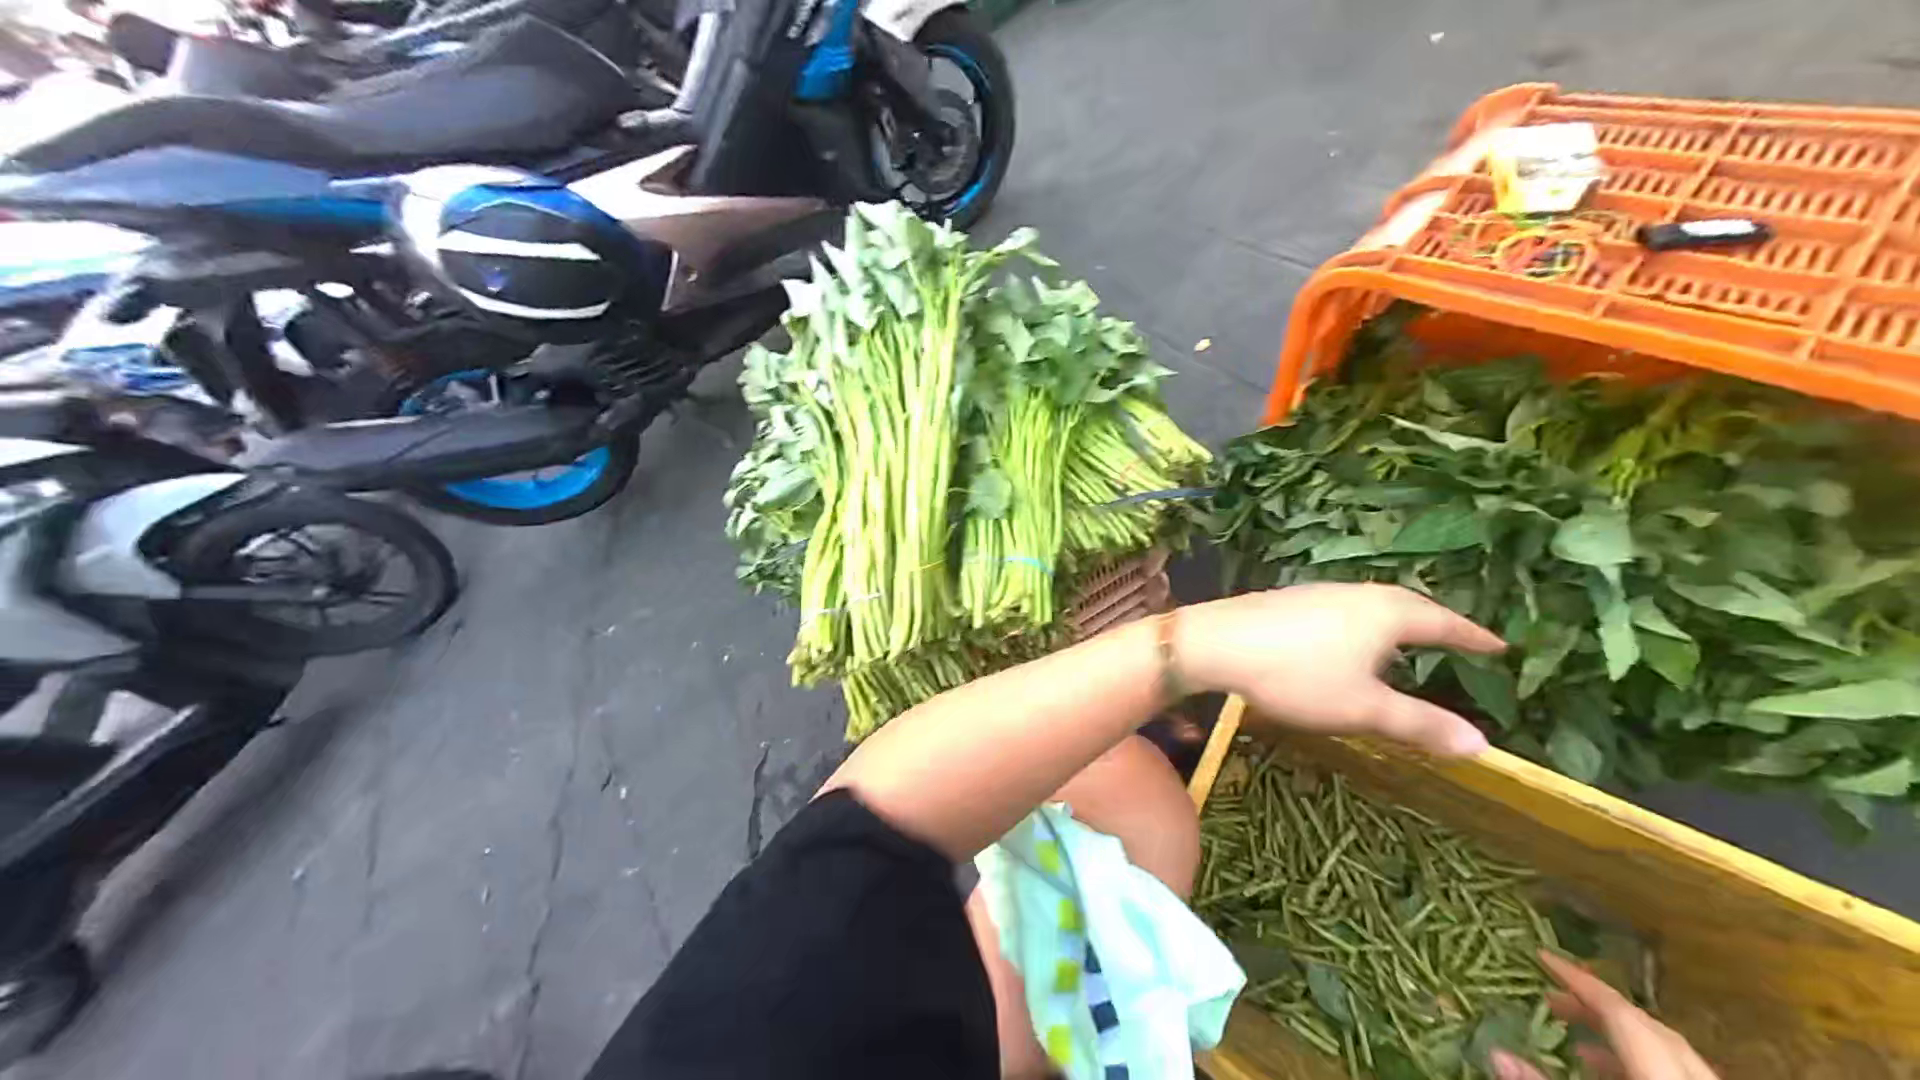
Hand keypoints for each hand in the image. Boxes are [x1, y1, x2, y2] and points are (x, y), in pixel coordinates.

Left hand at [1173, 583, 1504, 756]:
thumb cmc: (1295, 676)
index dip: (1473, 636)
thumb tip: (1483, 744)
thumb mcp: (1362, 708)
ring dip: (1397, 618)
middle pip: (1409, 604)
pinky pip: (1343, 606)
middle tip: (1460, 639)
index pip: (1444, 622)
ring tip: (1410, 638)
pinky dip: (1363, 621)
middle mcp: (1356, 593)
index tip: (1498, 645)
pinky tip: (1348, 637)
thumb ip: (1420, 723)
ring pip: (1372, 602)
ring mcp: (1318, 591)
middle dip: (1438, 622)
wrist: (1213, 643)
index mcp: (1385, 613)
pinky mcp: (1288, 599)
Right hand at [1492, 952, 1719, 1079]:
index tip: (1540, 954)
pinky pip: (1677, 1072)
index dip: (1581, 979)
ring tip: (1574, 1034)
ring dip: (1620, 1033)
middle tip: (1551, 992)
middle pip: (1651, 1027)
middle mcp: (1693, 1075)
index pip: (1622, 1012)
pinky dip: (1640, 1058)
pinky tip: (1605, 1067)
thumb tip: (1494, 1050)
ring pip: (1669, 1050)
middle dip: (1599, 1003)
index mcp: (1662, 1072)